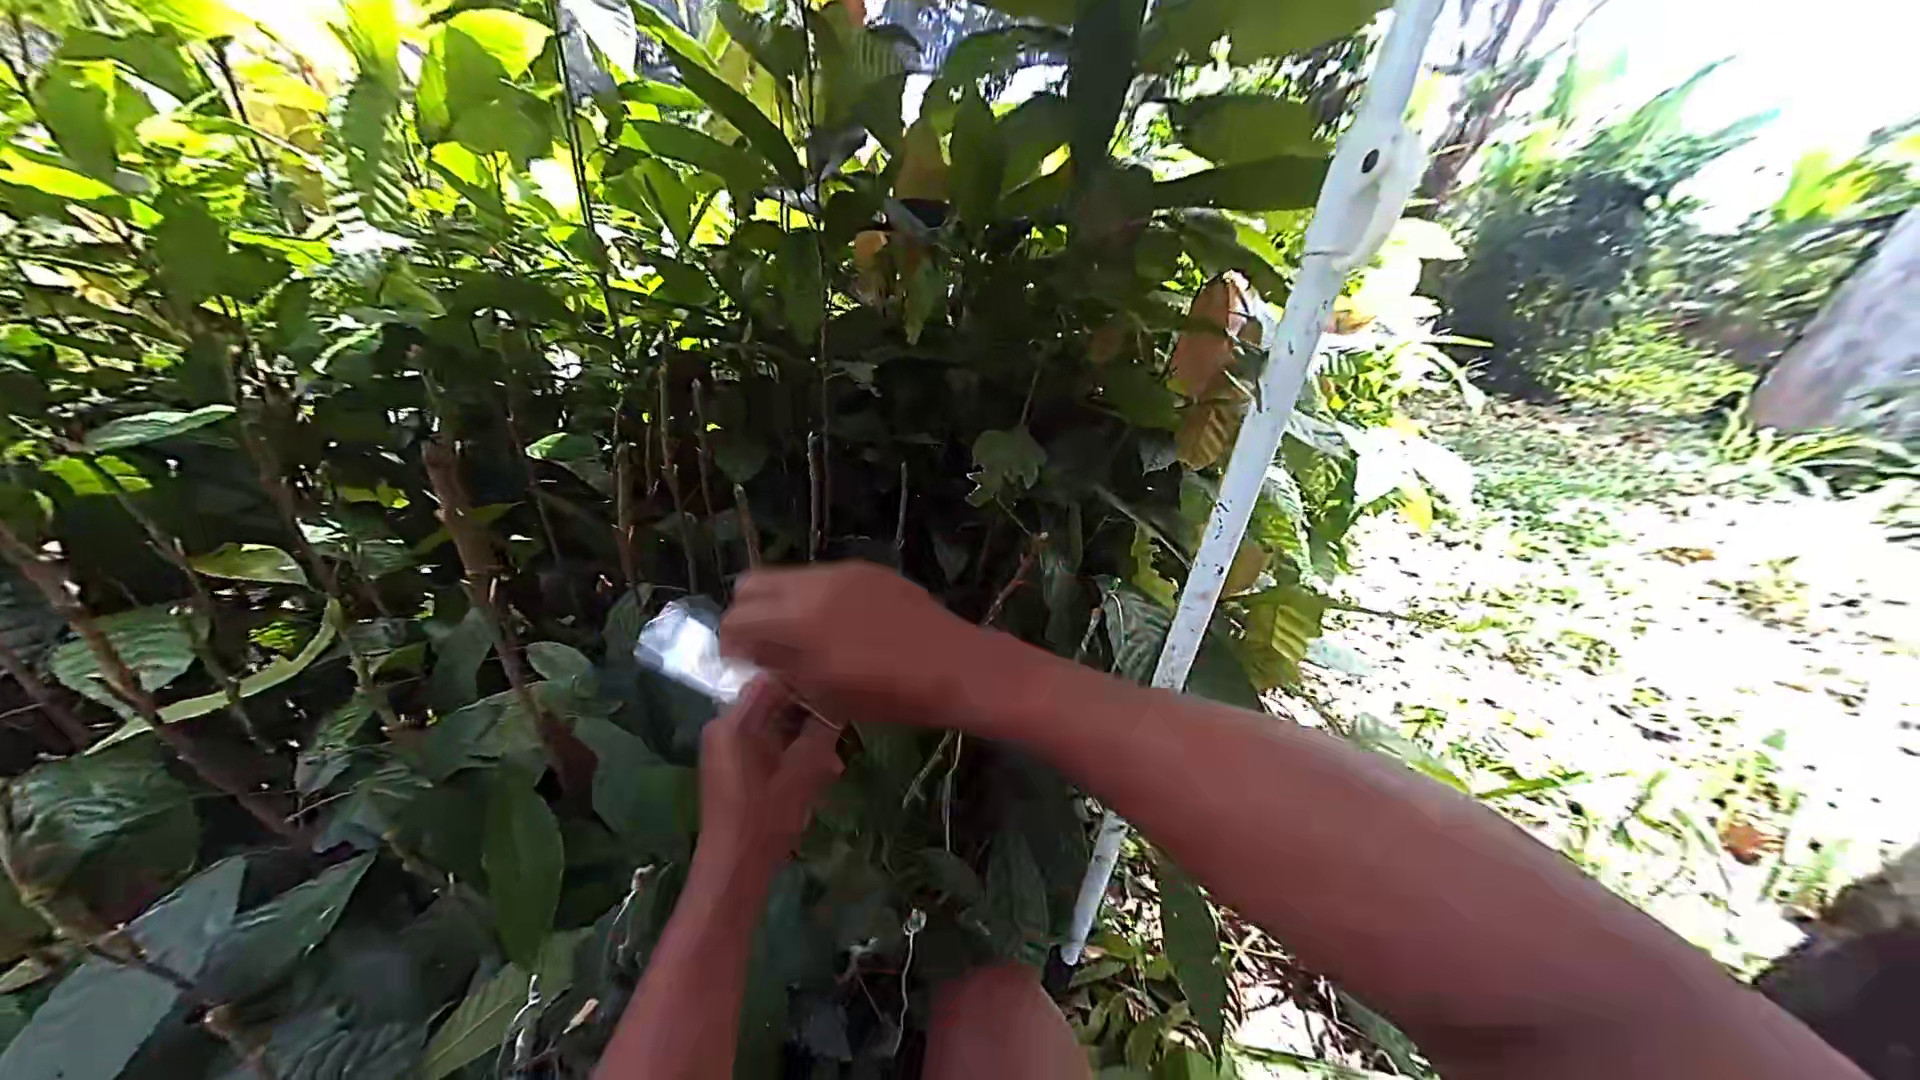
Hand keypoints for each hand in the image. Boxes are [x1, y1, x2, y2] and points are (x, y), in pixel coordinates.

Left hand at [697, 678, 843, 874]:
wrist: (734, 869)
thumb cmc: (766, 818)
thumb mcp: (804, 770)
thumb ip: (821, 730)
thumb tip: (840, 702)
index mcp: (734, 722)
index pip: (773, 680)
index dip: (807, 681)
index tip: (837, 688)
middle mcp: (724, 727)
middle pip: (772, 700)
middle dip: (808, 710)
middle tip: (840, 722)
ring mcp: (726, 746)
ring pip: (772, 721)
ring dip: (802, 731)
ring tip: (833, 751)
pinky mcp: (732, 764)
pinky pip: (765, 740)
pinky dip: (790, 746)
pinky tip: (817, 765)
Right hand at [719, 562, 985, 724]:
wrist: (953, 665)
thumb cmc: (890, 693)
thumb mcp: (824, 693)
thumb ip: (779, 667)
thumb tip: (752, 653)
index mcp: (799, 618)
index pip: (736, 617)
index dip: (729, 642)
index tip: (739, 661)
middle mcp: (815, 583)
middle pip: (752, 582)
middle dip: (746, 612)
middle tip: (762, 644)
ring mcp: (844, 570)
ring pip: (788, 575)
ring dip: (780, 601)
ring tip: (799, 634)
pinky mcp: (868, 569)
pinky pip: (823, 576)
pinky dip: (812, 595)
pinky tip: (835, 623)